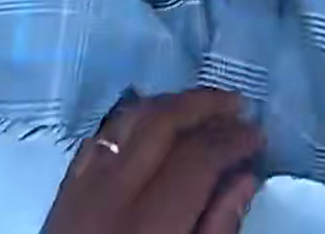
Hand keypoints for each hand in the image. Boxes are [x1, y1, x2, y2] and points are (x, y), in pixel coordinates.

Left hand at [41, 88, 264, 233]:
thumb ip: (218, 230)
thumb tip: (246, 177)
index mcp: (148, 227)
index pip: (196, 159)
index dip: (232, 140)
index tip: (257, 133)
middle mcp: (112, 193)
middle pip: (162, 123)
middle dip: (204, 105)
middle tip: (238, 105)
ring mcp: (84, 185)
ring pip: (132, 117)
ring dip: (172, 104)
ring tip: (204, 106)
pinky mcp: (67, 186)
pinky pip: (105, 133)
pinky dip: (136, 118)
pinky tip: (156, 121)